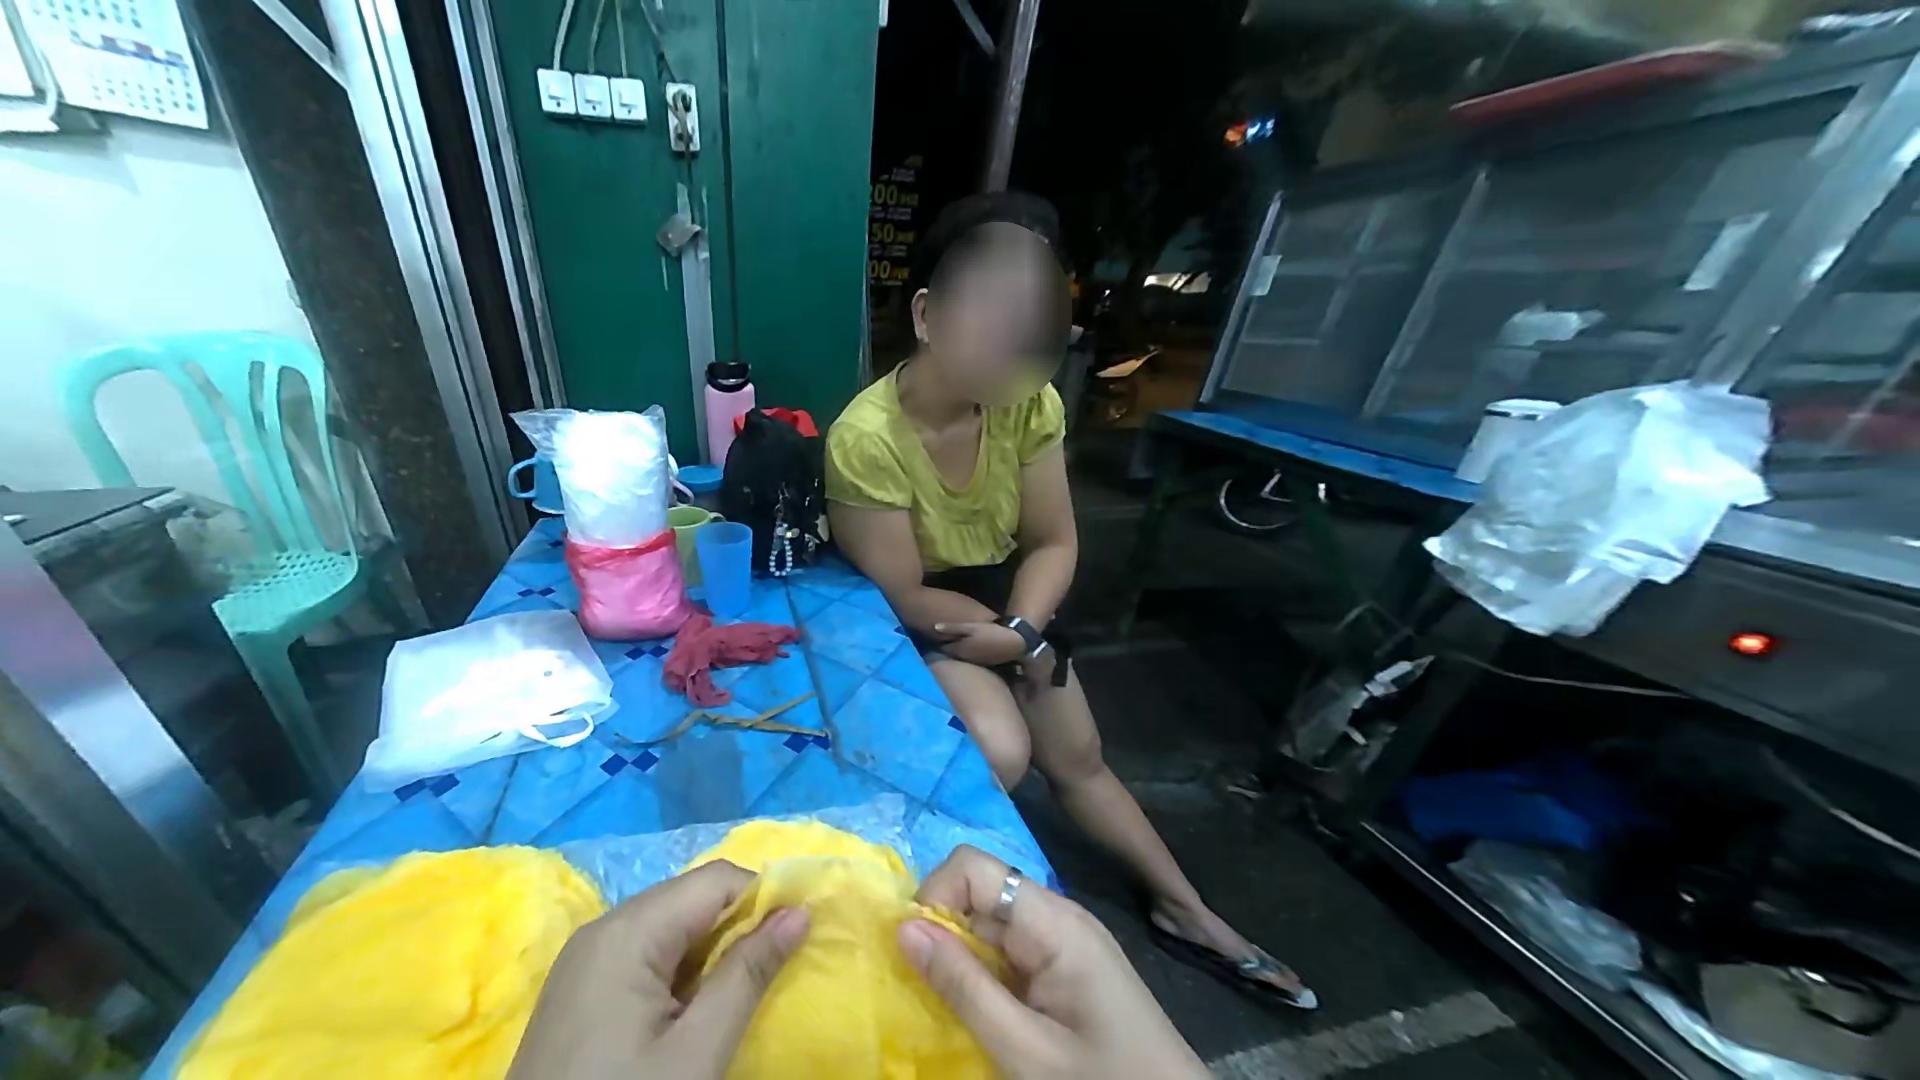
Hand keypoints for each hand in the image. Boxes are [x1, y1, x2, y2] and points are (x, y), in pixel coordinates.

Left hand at [507, 860, 809, 1079]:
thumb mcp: (696, 1053)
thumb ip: (749, 973)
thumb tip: (800, 912)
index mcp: (627, 931)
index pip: (717, 879)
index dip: (763, 899)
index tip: (795, 937)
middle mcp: (604, 928)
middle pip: (693, 897)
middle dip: (739, 924)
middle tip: (769, 970)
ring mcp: (587, 958)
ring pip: (673, 923)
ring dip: (713, 948)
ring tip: (734, 992)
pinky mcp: (581, 987)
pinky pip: (647, 951)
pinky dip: (681, 967)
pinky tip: (691, 1009)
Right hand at [897, 847, 1207, 1079]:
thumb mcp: (1025, 1051)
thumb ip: (964, 987)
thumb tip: (903, 927)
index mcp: (1053, 920)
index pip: (975, 867)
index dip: (936, 895)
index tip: (915, 951)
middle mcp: (1057, 913)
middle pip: (980, 891)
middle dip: (943, 929)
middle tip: (926, 988)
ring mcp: (1063, 936)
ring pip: (991, 921)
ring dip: (960, 954)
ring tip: (950, 1003)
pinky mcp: (1065, 960)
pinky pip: (1010, 947)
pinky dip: (984, 970)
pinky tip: (982, 1008)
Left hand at [932, 621, 1028, 666]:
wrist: (1014, 643)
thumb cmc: (991, 632)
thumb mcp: (971, 627)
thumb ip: (953, 628)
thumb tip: (934, 627)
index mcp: (960, 650)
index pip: (943, 648)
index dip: (937, 642)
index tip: (931, 636)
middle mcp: (965, 659)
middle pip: (951, 654)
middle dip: (946, 647)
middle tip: (940, 639)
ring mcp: (976, 662)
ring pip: (962, 657)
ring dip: (958, 651)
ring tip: (954, 642)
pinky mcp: (986, 662)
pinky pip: (972, 658)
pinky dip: (968, 653)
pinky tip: (971, 647)